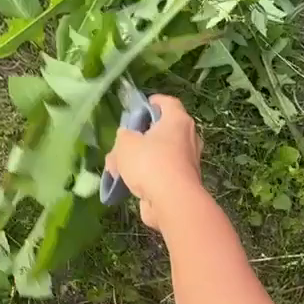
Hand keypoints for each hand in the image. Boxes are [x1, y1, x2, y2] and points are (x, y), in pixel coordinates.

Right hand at [105, 94, 203, 231]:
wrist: (172, 201)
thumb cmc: (150, 163)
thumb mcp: (126, 143)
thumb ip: (124, 136)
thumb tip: (127, 138)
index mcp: (178, 120)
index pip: (168, 103)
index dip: (152, 102)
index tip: (137, 108)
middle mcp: (188, 137)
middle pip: (162, 130)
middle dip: (139, 136)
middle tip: (122, 142)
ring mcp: (187, 160)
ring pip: (159, 153)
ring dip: (138, 158)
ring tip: (115, 166)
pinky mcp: (182, 180)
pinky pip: (161, 171)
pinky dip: (146, 175)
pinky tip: (125, 184)